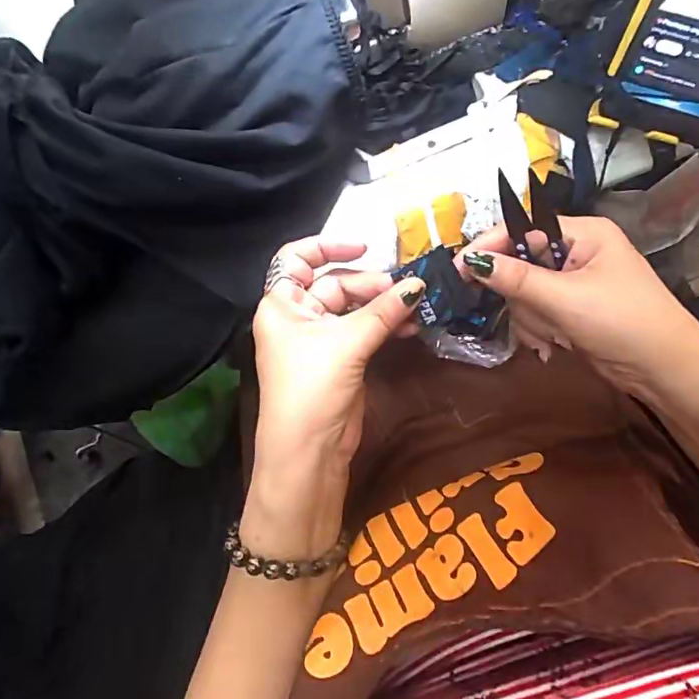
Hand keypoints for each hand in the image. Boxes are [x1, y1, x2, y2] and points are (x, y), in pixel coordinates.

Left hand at [249, 239, 422, 554]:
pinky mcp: (341, 360)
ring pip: (354, 308)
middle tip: (407, 289)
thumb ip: (383, 311)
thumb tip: (417, 284)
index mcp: (281, 305)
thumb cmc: (311, 388)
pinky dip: (386, 325)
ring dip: (384, 306)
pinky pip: (365, 331)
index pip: (296, 259)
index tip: (365, 246)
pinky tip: (412, 324)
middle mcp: (297, 317)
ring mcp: (320, 339)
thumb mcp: (346, 343)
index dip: (327, 246)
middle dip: (371, 284)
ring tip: (417, 306)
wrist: (308, 452)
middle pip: (335, 283)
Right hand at [458, 215, 698, 398]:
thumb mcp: (566, 298)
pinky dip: (539, 330)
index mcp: (584, 234)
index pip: (522, 229)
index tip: (460, 269)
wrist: (665, 370)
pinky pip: (535, 313)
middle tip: (539, 316)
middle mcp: (576, 252)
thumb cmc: (624, 323)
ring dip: (533, 320)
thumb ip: (516, 278)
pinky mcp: (570, 310)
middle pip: (519, 264)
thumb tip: (471, 261)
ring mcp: (573, 283)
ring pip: (523, 294)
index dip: (490, 247)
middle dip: (523, 297)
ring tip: (557, 336)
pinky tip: (558, 344)